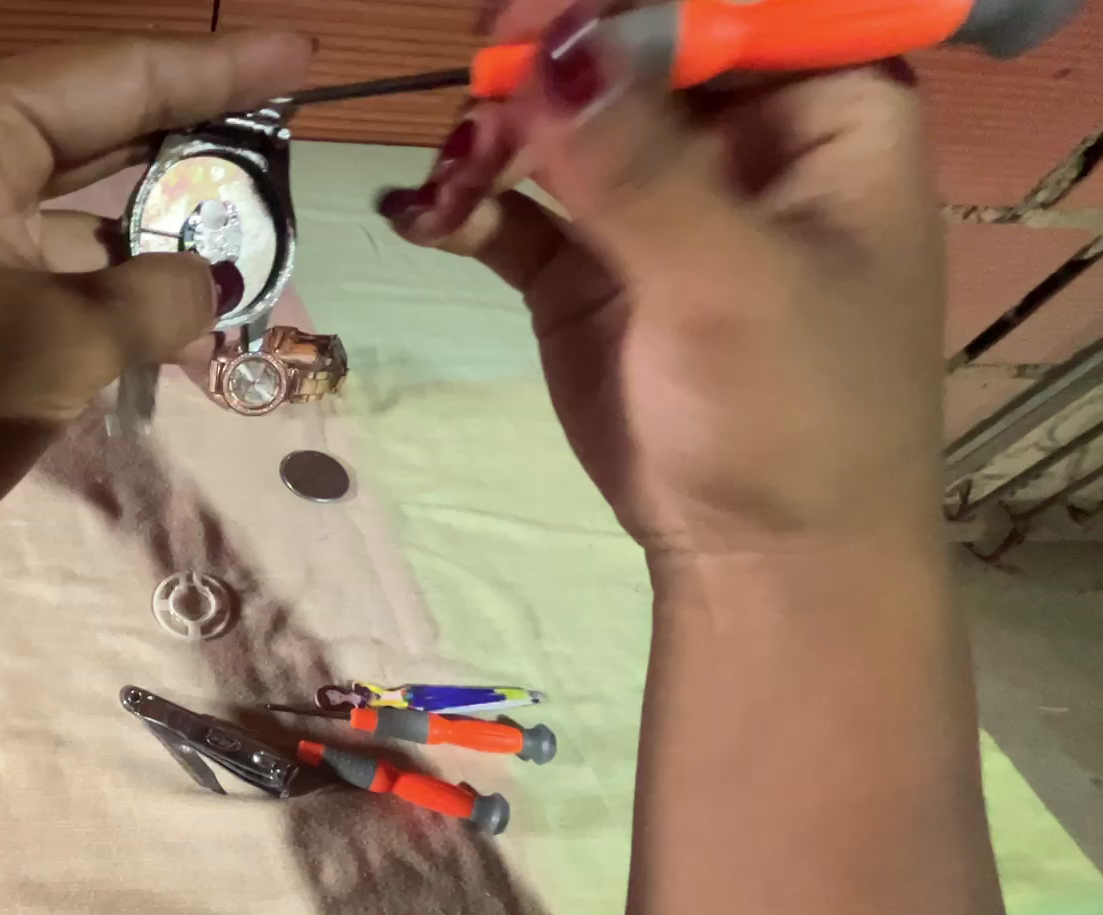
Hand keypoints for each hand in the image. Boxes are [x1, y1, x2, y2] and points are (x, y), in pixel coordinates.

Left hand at [0, 33, 310, 534]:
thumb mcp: (66, 346)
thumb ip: (158, 298)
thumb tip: (212, 281)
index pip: (120, 76)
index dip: (220, 67)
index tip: (302, 57)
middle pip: (102, 133)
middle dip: (193, 148)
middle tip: (277, 150)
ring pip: (81, 215)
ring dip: (156, 245)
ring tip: (240, 265)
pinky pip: (52, 269)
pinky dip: (111, 293)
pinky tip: (169, 326)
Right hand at [376, 0, 943, 556]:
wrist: (746, 542)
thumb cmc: (785, 410)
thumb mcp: (724, 281)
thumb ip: (636, 168)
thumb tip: (552, 50)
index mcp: (814, 117)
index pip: (714, 17)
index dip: (618, 14)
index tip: (522, 26)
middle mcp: (724, 148)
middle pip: (613, 70)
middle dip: (534, 88)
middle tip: (469, 124)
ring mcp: (639, 213)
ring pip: (548, 142)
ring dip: (486, 154)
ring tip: (441, 192)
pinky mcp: (576, 274)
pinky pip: (510, 220)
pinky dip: (463, 214)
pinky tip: (418, 219)